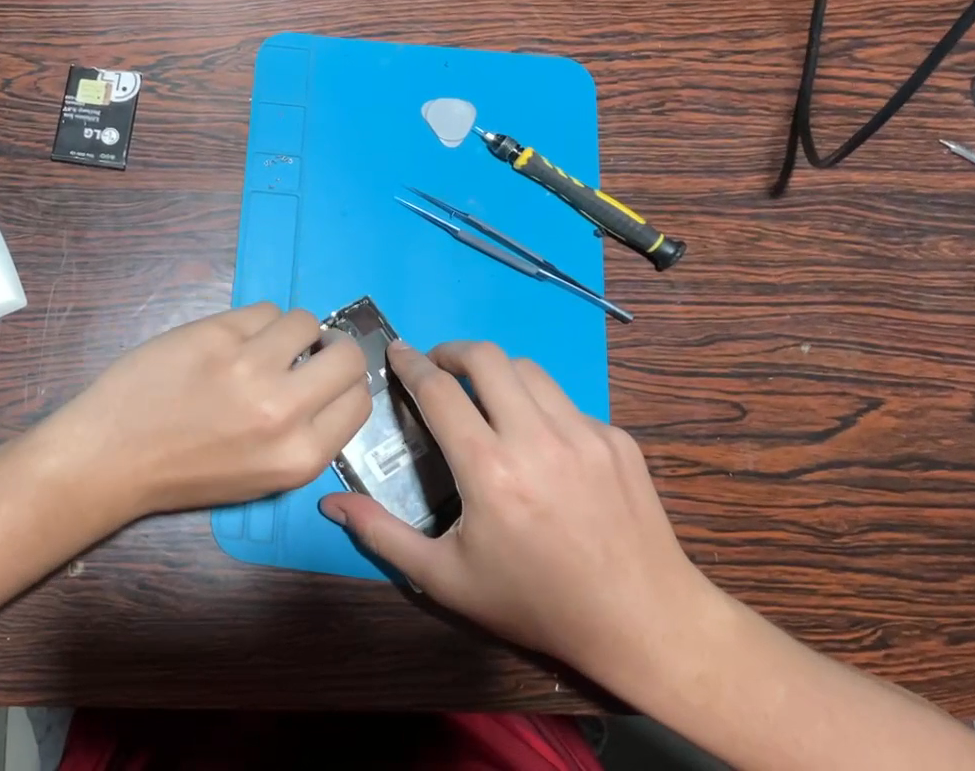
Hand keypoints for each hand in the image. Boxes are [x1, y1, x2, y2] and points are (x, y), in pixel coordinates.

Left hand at [42, 303, 372, 518]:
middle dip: (331, 350)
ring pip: (304, 321)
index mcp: (302, 457)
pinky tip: (226, 341)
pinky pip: (261, 310)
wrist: (113, 457)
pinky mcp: (216, 334)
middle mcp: (286, 411)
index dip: (343, 385)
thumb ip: (303, 436)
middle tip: (300, 355)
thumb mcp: (262, 476)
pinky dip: (252, 322)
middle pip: (348, 355)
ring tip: (257, 346)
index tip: (321, 379)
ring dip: (288, 331)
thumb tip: (326, 387)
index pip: (359, 401)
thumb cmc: (184, 474)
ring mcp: (251, 366)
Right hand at [319, 340, 714, 675]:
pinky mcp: (618, 440)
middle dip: (451, 351)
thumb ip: (382, 535)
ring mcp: (585, 434)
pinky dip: (538, 405)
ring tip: (482, 394)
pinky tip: (536, 440)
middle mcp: (537, 438)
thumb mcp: (446, 580)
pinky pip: (566, 402)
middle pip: (486, 358)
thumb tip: (329, 503)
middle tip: (436, 367)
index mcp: (489, 469)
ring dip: (495, 371)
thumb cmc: (534, 602)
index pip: (439, 390)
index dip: (411, 365)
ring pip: (529, 370)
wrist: (644, 623)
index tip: (396, 353)